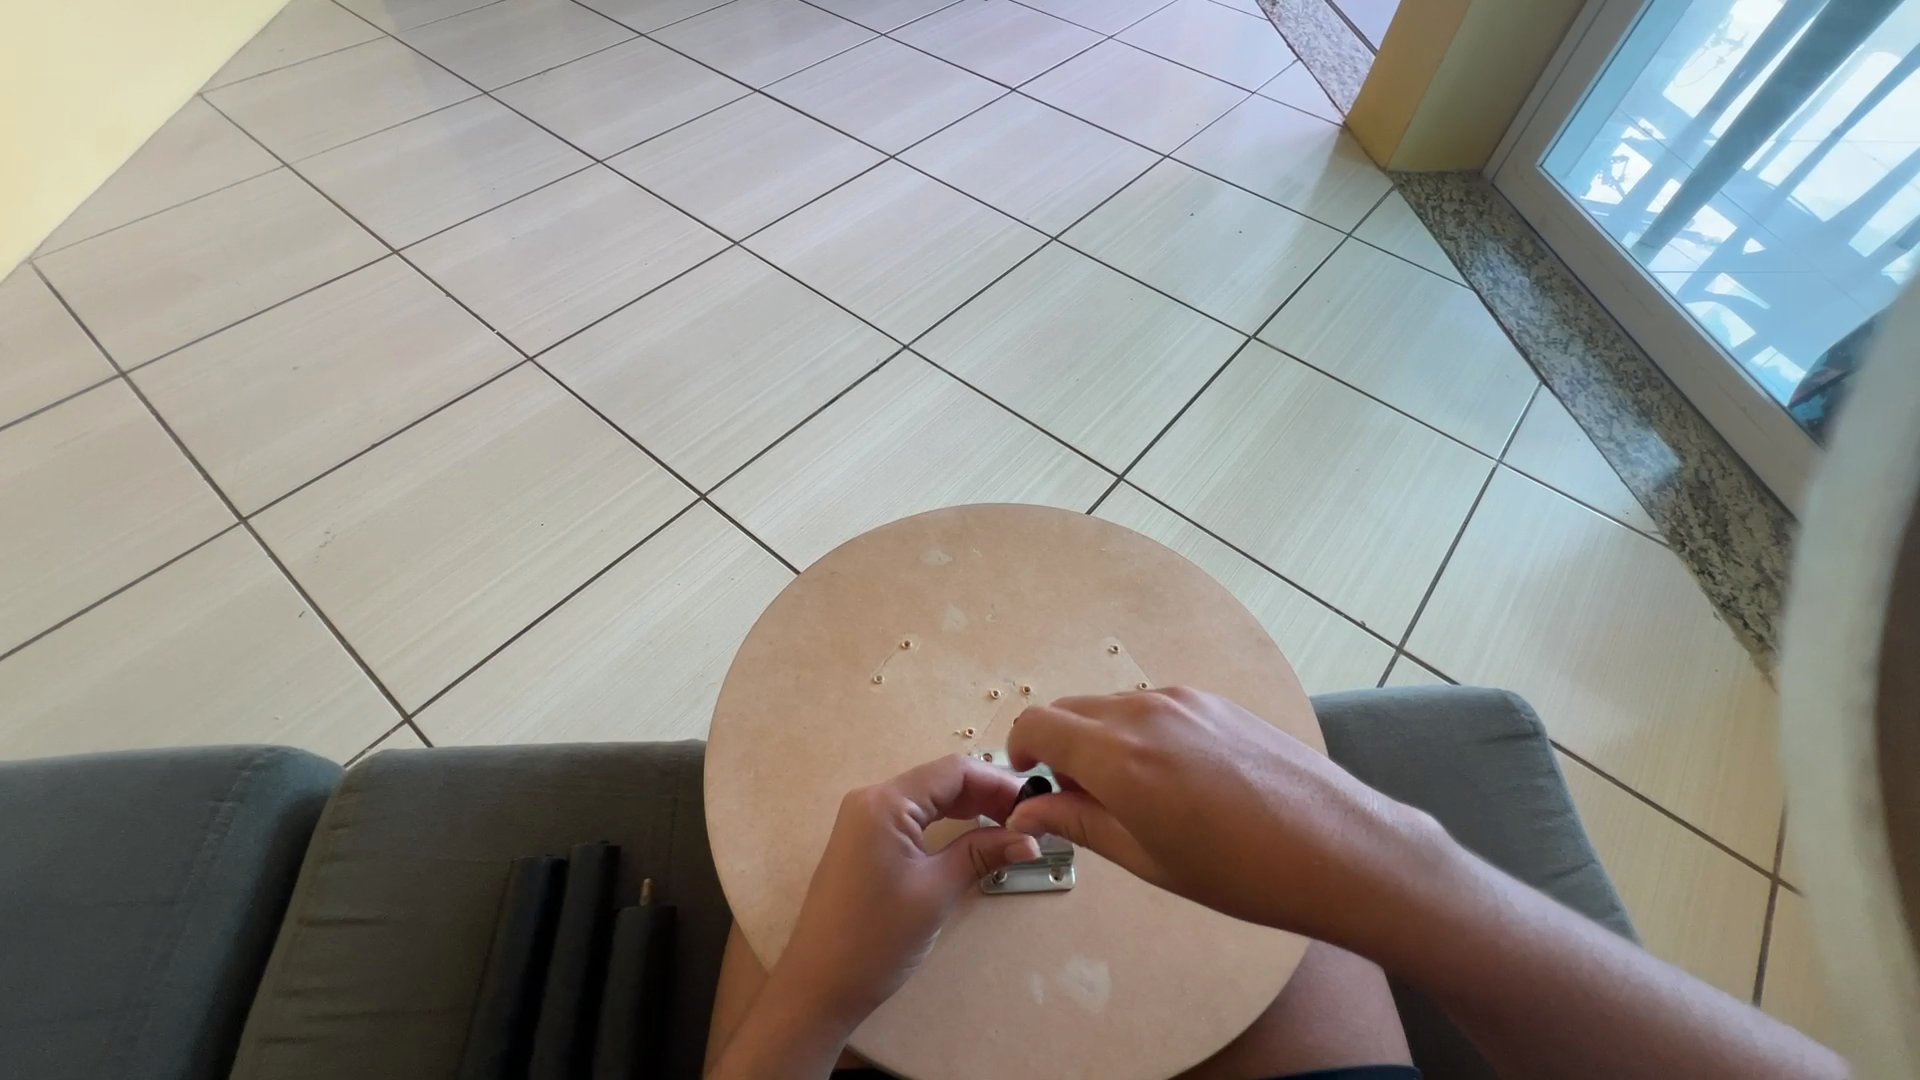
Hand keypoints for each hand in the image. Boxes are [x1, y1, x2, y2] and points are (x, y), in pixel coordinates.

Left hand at [771, 755, 1042, 1026]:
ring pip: (929, 796)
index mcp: (885, 802)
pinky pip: (913, 815)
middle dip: (987, 793)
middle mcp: (872, 799)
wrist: (816, 987)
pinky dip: (946, 820)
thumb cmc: (875, 940)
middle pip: (941, 780)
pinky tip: (975, 832)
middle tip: (1030, 816)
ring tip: (1011, 825)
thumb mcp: (936, 892)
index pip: (953, 771)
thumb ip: (981, 854)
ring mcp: (865, 818)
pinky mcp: (865, 839)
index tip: (1034, 801)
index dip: (998, 781)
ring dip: (970, 806)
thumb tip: (1029, 839)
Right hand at [1005, 687, 1446, 949]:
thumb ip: (1077, 822)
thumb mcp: (1147, 857)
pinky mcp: (1210, 698)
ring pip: (1109, 705)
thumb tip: (1026, 808)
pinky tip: (1177, 775)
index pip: (1036, 723)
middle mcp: (1140, 710)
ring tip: (1136, 792)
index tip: (1033, 784)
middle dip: (1057, 747)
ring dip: (1097, 738)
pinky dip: (1136, 731)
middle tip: (1082, 799)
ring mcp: (1179, 697)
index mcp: (1116, 754)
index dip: (1020, 752)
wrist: (1341, 847)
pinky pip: (1149, 704)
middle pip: (1068, 709)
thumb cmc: (1239, 871)